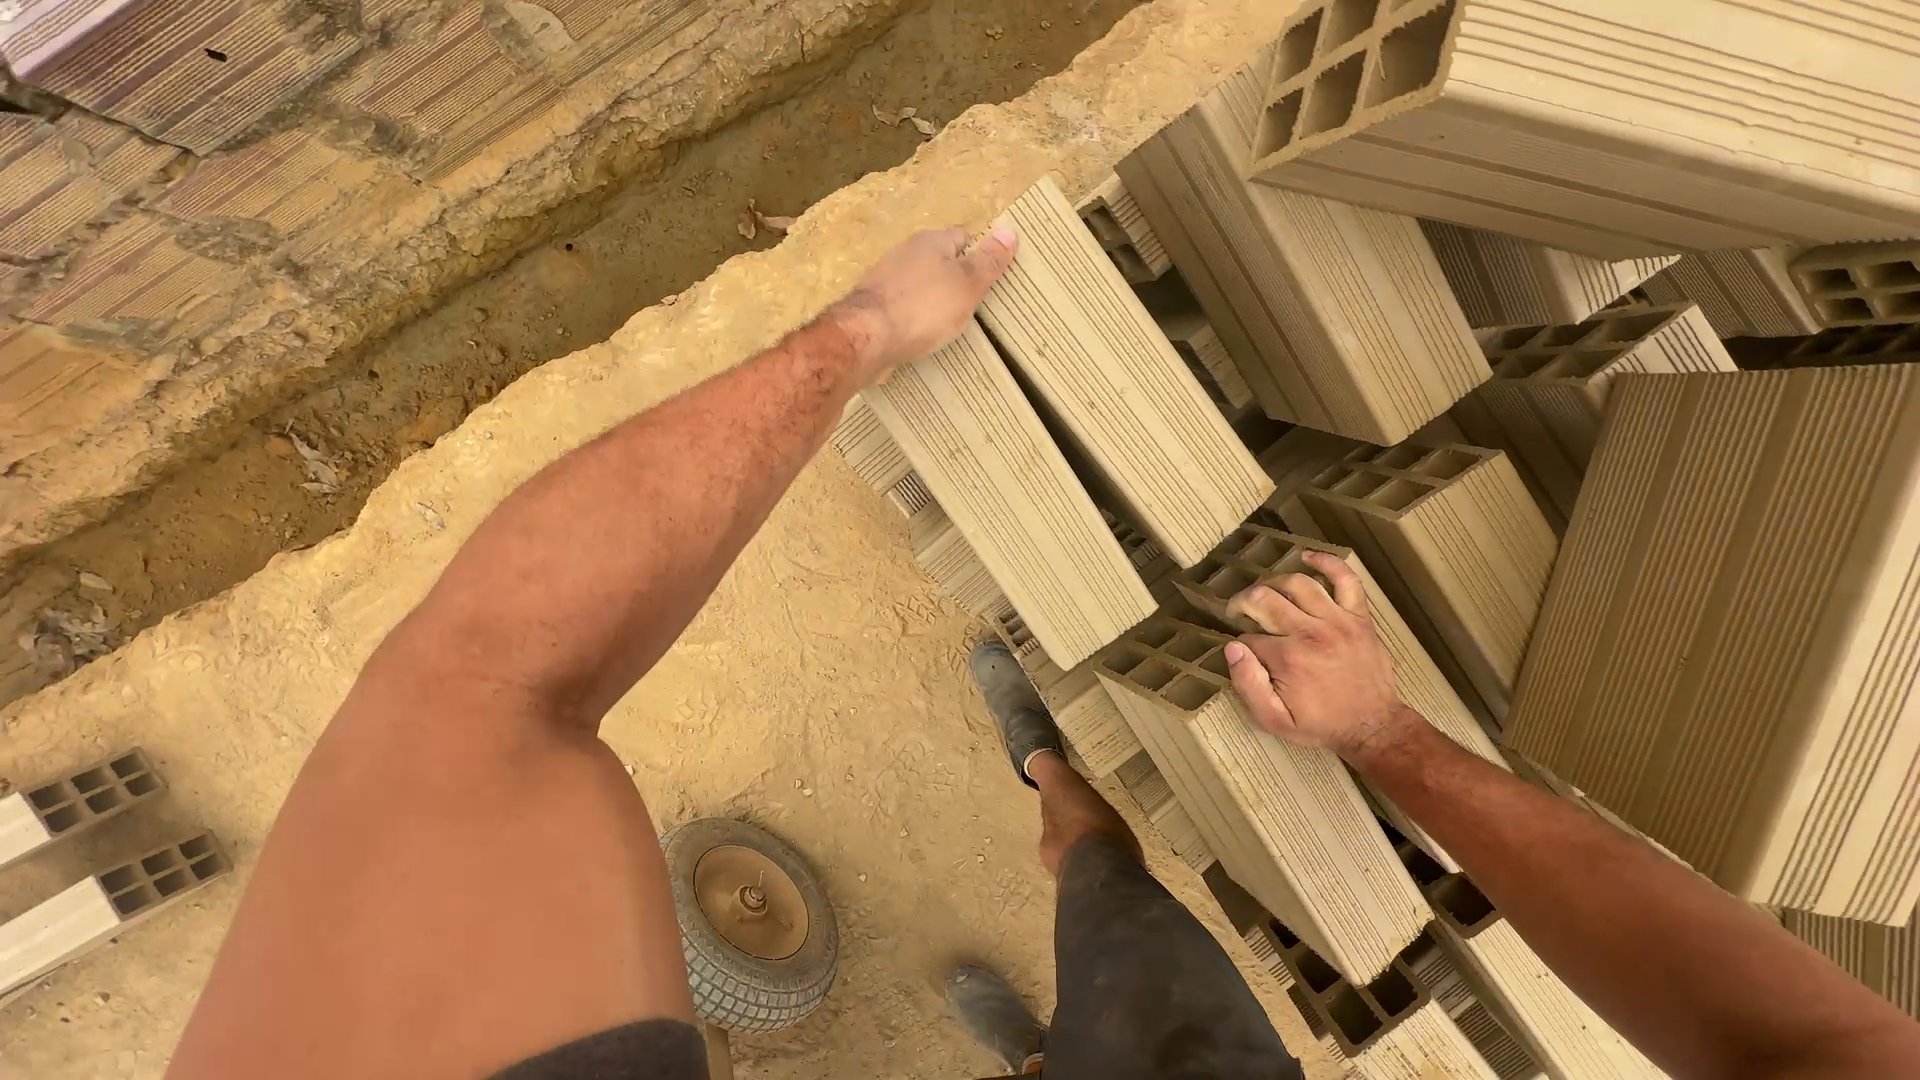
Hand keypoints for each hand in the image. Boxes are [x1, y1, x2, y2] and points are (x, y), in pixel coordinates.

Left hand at [825, 226, 1019, 384]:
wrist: (867, 335)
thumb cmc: (924, 307)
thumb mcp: (967, 286)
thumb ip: (988, 262)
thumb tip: (1010, 230)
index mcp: (931, 242)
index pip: (962, 238)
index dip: (977, 255)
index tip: (987, 278)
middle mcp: (904, 252)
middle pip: (936, 260)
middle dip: (951, 277)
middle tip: (969, 303)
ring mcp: (883, 278)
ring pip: (916, 282)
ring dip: (929, 297)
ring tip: (944, 321)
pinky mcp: (870, 304)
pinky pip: (899, 304)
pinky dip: (910, 314)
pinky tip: (916, 332)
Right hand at [1220, 550, 1419, 761]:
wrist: (1373, 727)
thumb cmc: (1320, 725)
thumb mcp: (1273, 720)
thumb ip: (1247, 685)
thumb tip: (1232, 649)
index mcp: (1288, 658)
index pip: (1248, 636)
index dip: (1241, 645)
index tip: (1245, 655)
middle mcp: (1311, 632)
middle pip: (1264, 599)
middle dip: (1242, 603)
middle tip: (1237, 612)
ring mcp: (1338, 621)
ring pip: (1297, 583)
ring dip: (1272, 584)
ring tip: (1264, 594)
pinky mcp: (1359, 617)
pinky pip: (1346, 580)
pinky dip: (1327, 562)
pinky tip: (1307, 556)